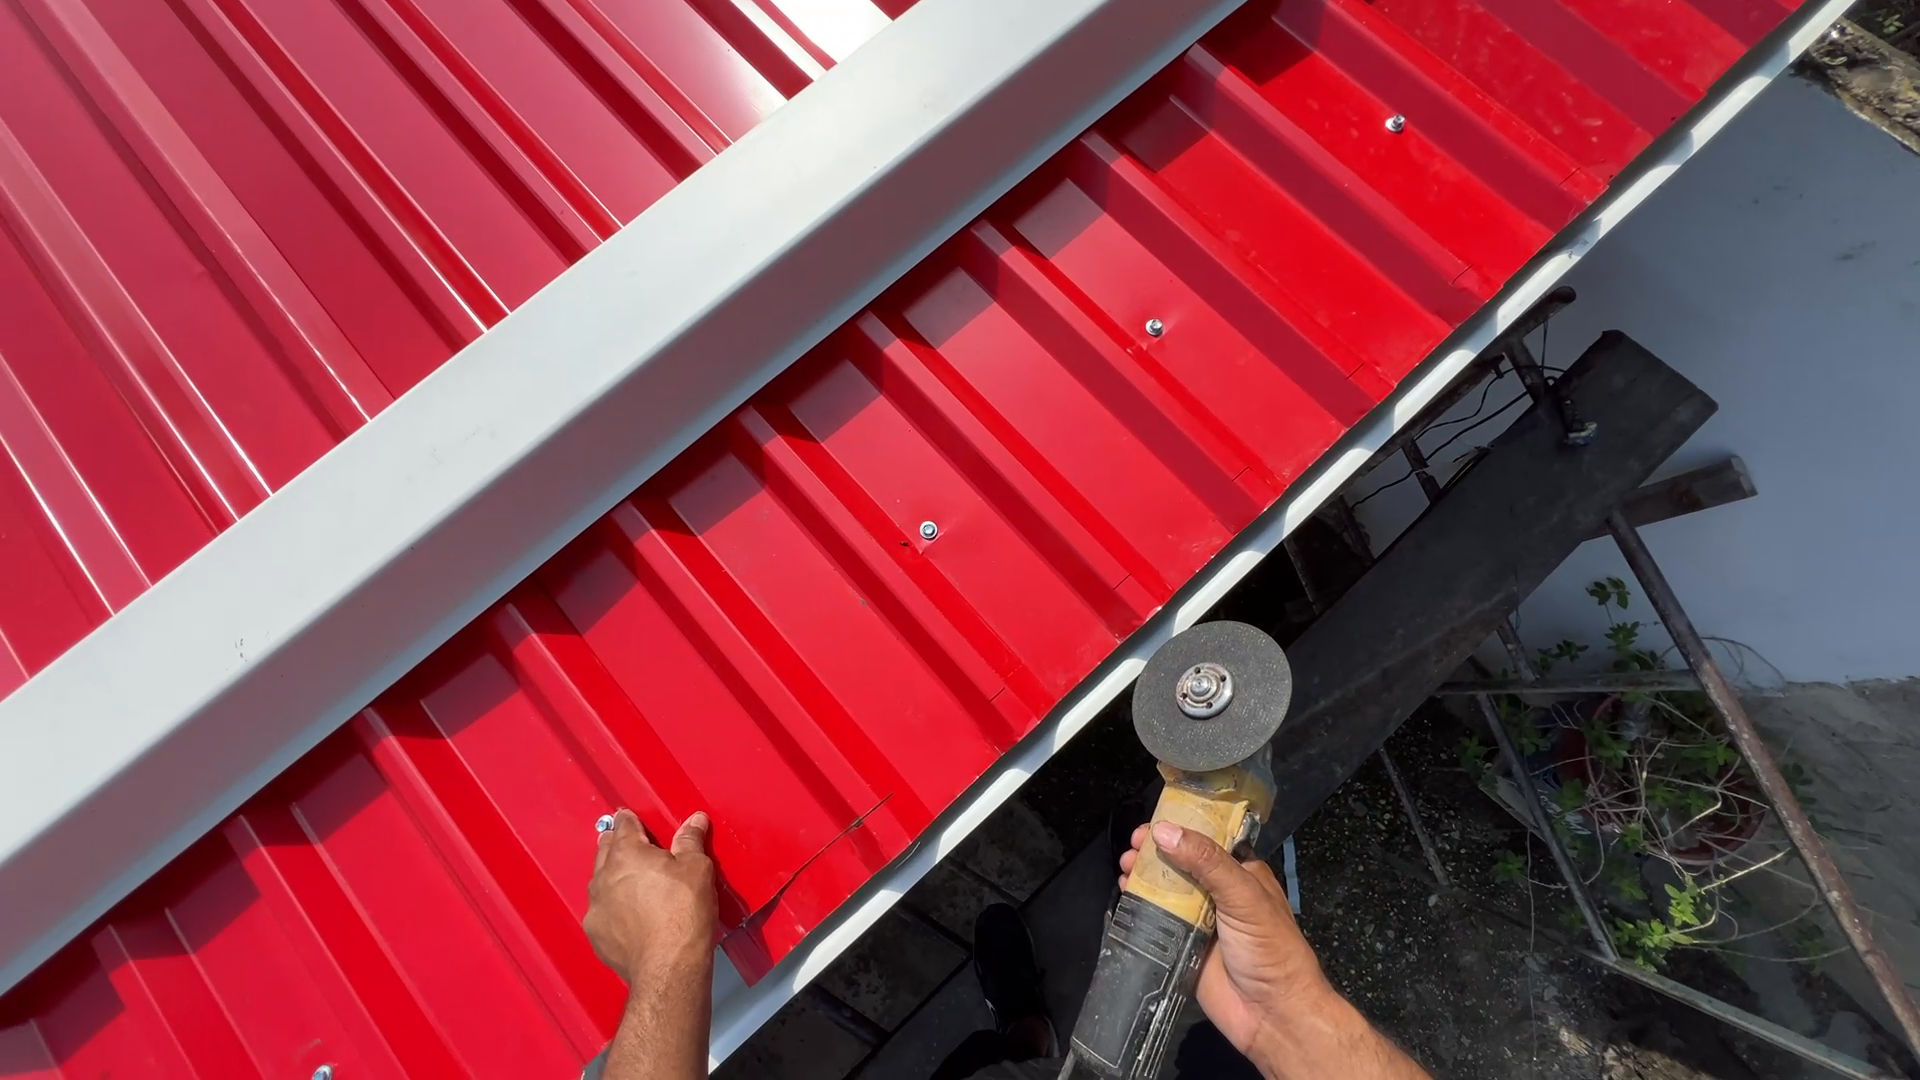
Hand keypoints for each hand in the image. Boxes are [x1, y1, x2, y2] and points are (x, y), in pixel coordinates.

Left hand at [585, 809, 716, 982]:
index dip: (627, 818)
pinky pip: (601, 909)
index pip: (623, 826)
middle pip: (605, 851)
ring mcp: (596, 909)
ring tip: (626, 874)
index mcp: (627, 855)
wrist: (668, 967)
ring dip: (611, 873)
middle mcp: (603, 878)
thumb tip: (694, 819)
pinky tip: (626, 909)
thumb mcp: (697, 868)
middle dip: (614, 842)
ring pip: (599, 881)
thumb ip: (690, 840)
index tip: (626, 814)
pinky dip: (611, 903)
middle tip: (624, 839)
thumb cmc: (685, 909)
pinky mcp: (596, 936)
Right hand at [1118, 821, 1333, 1061]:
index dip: (1179, 828)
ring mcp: (1198, 918)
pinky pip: (1156, 917)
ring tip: (1125, 866)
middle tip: (1133, 845)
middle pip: (1180, 861)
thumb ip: (1206, 862)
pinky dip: (1138, 902)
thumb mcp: (1244, 896)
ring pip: (1164, 887)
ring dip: (1143, 873)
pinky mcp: (1181, 943)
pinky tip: (1125, 891)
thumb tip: (1163, 831)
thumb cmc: (1269, 949)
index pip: (1206, 839)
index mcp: (1240, 873)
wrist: (1273, 1018)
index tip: (1153, 823)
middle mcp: (1217, 891)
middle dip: (1154, 850)